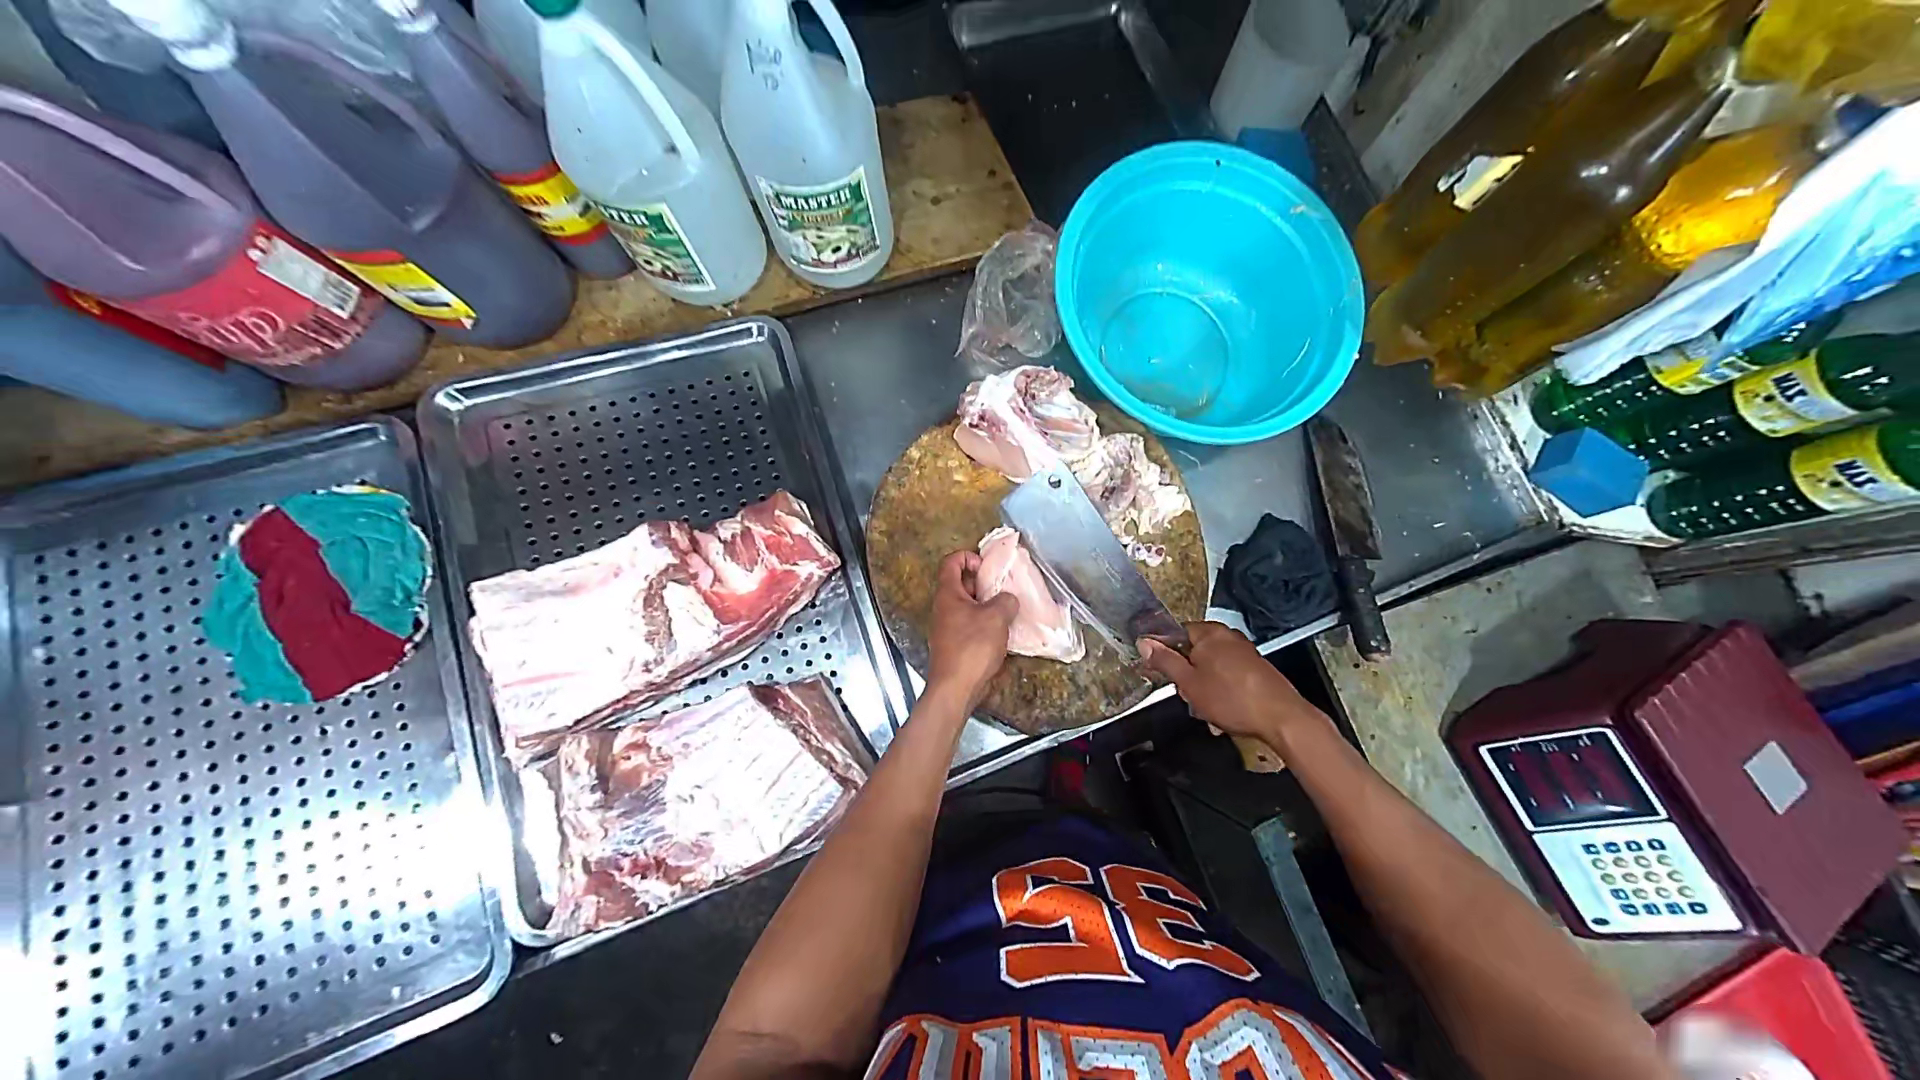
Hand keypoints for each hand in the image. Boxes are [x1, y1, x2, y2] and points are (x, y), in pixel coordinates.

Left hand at [926, 551, 1018, 708]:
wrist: (956, 688)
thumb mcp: (996, 617)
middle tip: (1003, 588)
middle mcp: (944, 608)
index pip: (951, 562)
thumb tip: (1008, 600)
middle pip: (960, 583)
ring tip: (1007, 610)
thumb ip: (1005, 601)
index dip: (968, 557)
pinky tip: (1002, 632)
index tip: (987, 567)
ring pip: (968, 605)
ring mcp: (947, 627)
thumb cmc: (972, 647)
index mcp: (948, 594)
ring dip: (986, 604)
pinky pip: (970, 624)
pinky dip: (985, 623)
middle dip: (982, 582)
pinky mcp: (955, 644)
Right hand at [1139, 622, 1325, 744]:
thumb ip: (1164, 660)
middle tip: (1188, 695)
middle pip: (1194, 650)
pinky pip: (1229, 675)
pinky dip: (1223, 690)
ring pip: (1211, 666)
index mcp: (1209, 633)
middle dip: (1188, 674)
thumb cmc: (1233, 699)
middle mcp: (1228, 636)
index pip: (1175, 633)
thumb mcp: (1188, 683)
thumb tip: (1144, 643)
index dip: (1165, 653)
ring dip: (1205, 685)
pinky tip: (1225, 710)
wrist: (1282, 719)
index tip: (1161, 672)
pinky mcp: (1257, 669)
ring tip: (1208, 708)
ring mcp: (1245, 652)